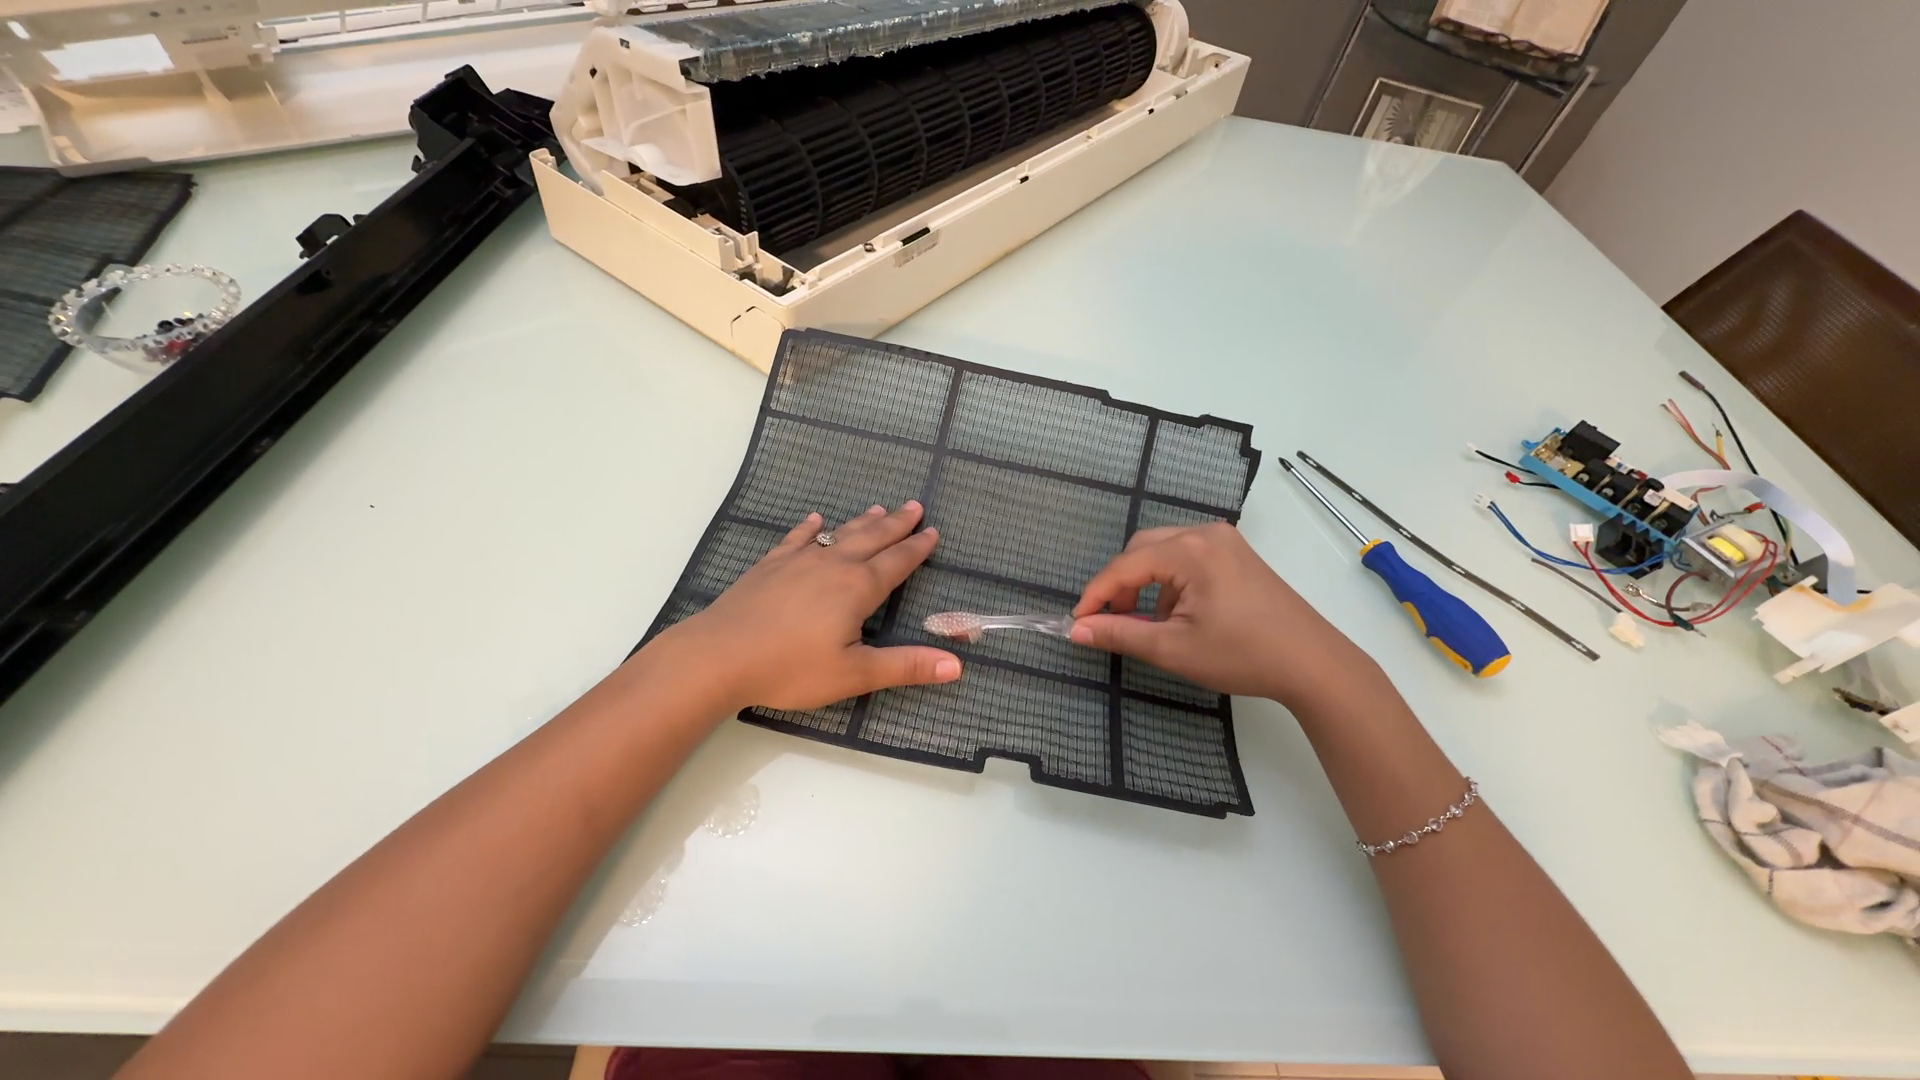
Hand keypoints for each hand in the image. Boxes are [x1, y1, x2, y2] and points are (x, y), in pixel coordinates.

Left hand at [656, 502, 962, 712]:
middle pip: (872, 538)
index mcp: (857, 588)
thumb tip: (957, 665)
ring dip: (862, 522)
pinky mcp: (770, 566)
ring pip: (838, 534)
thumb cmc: (790, 668)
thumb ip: (905, 666)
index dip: (917, 548)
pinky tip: (815, 518)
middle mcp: (832, 565)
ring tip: (879, 508)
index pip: (897, 563)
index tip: (933, 532)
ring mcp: (798, 561)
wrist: (719, 655)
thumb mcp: (855, 673)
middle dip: (896, 524)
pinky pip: (797, 538)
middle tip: (915, 506)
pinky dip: (809, 527)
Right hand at [1070, 523, 1377, 708]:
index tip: (1076, 622)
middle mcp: (1205, 534)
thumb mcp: (1172, 648)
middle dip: (1120, 585)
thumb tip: (1076, 630)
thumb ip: (1120, 633)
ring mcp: (1225, 541)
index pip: (1123, 566)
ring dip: (1145, 584)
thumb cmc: (1241, 655)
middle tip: (1110, 621)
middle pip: (1142, 549)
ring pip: (1164, 552)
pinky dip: (1170, 582)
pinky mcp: (1238, 555)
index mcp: (1188, 550)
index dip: (1095, 595)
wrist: (1313, 663)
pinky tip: (1176, 615)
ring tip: (1145, 623)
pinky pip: (1188, 558)